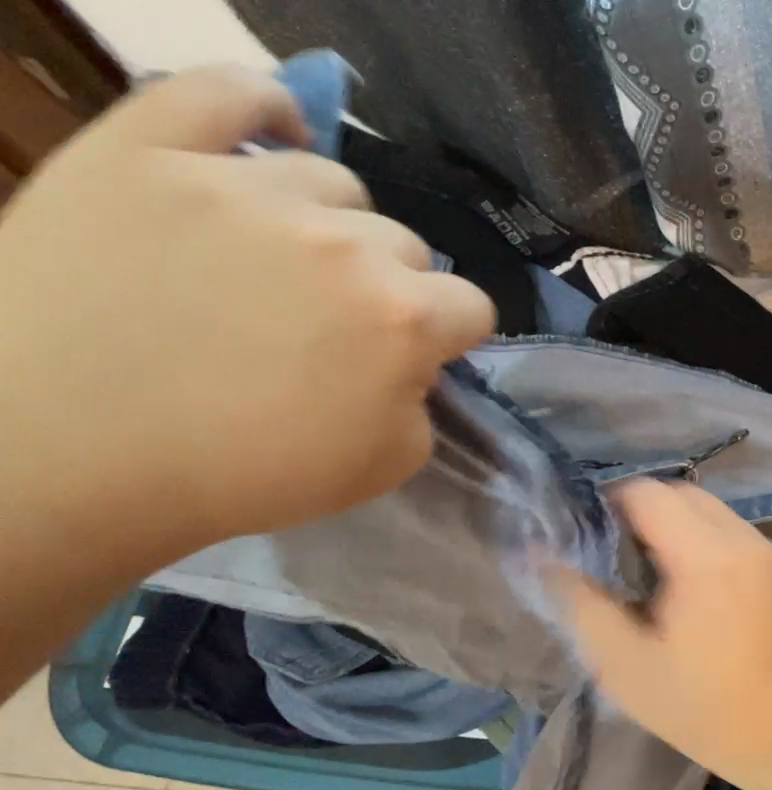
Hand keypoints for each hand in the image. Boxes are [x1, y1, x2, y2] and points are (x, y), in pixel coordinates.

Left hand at [0, 65, 494, 548]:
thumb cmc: (239, 473)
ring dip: (330, 224)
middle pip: (404, 247)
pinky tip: (274, 132)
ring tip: (281, 259)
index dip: (447, 338)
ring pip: (334, 183)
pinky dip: (260, 105)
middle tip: (329, 325)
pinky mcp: (145, 151)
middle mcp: (341, 241)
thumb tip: (409, 362)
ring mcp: (240, 188)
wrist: (58, 454)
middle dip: (386, 287)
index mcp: (404, 317)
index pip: (471, 307)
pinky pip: (222, 91)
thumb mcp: (386, 464)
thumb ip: (422, 400)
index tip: (410, 361)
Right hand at [555, 481, 771, 773]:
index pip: (651, 494)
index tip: (591, 541)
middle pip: (688, 495)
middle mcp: (750, 544)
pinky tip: (704, 596)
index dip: (611, 506)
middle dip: (647, 513)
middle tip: (621, 561)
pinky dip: (716, 549)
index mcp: (709, 560)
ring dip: (684, 530)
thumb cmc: (702, 710)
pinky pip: (744, 541)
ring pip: (719, 515)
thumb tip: (540, 554)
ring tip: (661, 580)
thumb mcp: (625, 667)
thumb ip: (581, 603)